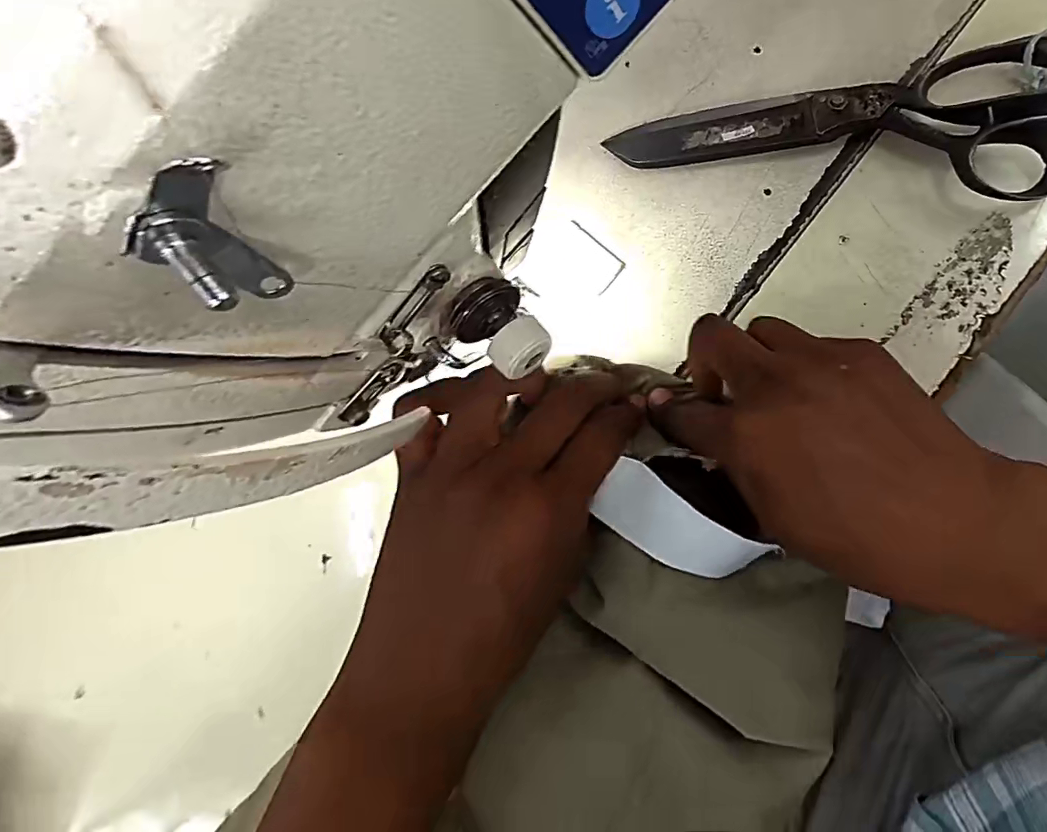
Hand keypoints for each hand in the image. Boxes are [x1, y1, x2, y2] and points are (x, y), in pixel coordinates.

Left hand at [263, 367, 639, 831]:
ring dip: (523, 374)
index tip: (635, 407)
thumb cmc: (506, 630)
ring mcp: (450, 470)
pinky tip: (465, 410)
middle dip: (597, 386)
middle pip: (562, 401)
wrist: (420, 672)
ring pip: (490, 388)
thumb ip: (581, 504)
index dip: (626, 414)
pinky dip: (442, 403)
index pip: (602, 434)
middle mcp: (502, 475)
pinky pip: (419, 418)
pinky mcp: (411, 478)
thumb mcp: (567, 566)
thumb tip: (590, 461)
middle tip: (609, 387)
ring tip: (537, 383)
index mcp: (549, 506)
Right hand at [648, 315, 1046, 629]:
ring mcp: (821, 359)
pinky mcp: (861, 351)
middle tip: (723, 391)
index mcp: (748, 435)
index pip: (684, 410)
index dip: (668, 413)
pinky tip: (834, 399)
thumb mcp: (778, 521)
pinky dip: (808, 366)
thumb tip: (718, 443)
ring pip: (764, 330)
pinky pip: (815, 344)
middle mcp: (776, 384)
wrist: (950, 515)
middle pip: (711, 333)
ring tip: (781, 390)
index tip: (668, 412)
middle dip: (702, 359)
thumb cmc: (860, 540)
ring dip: (758, 357)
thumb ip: (738, 471)